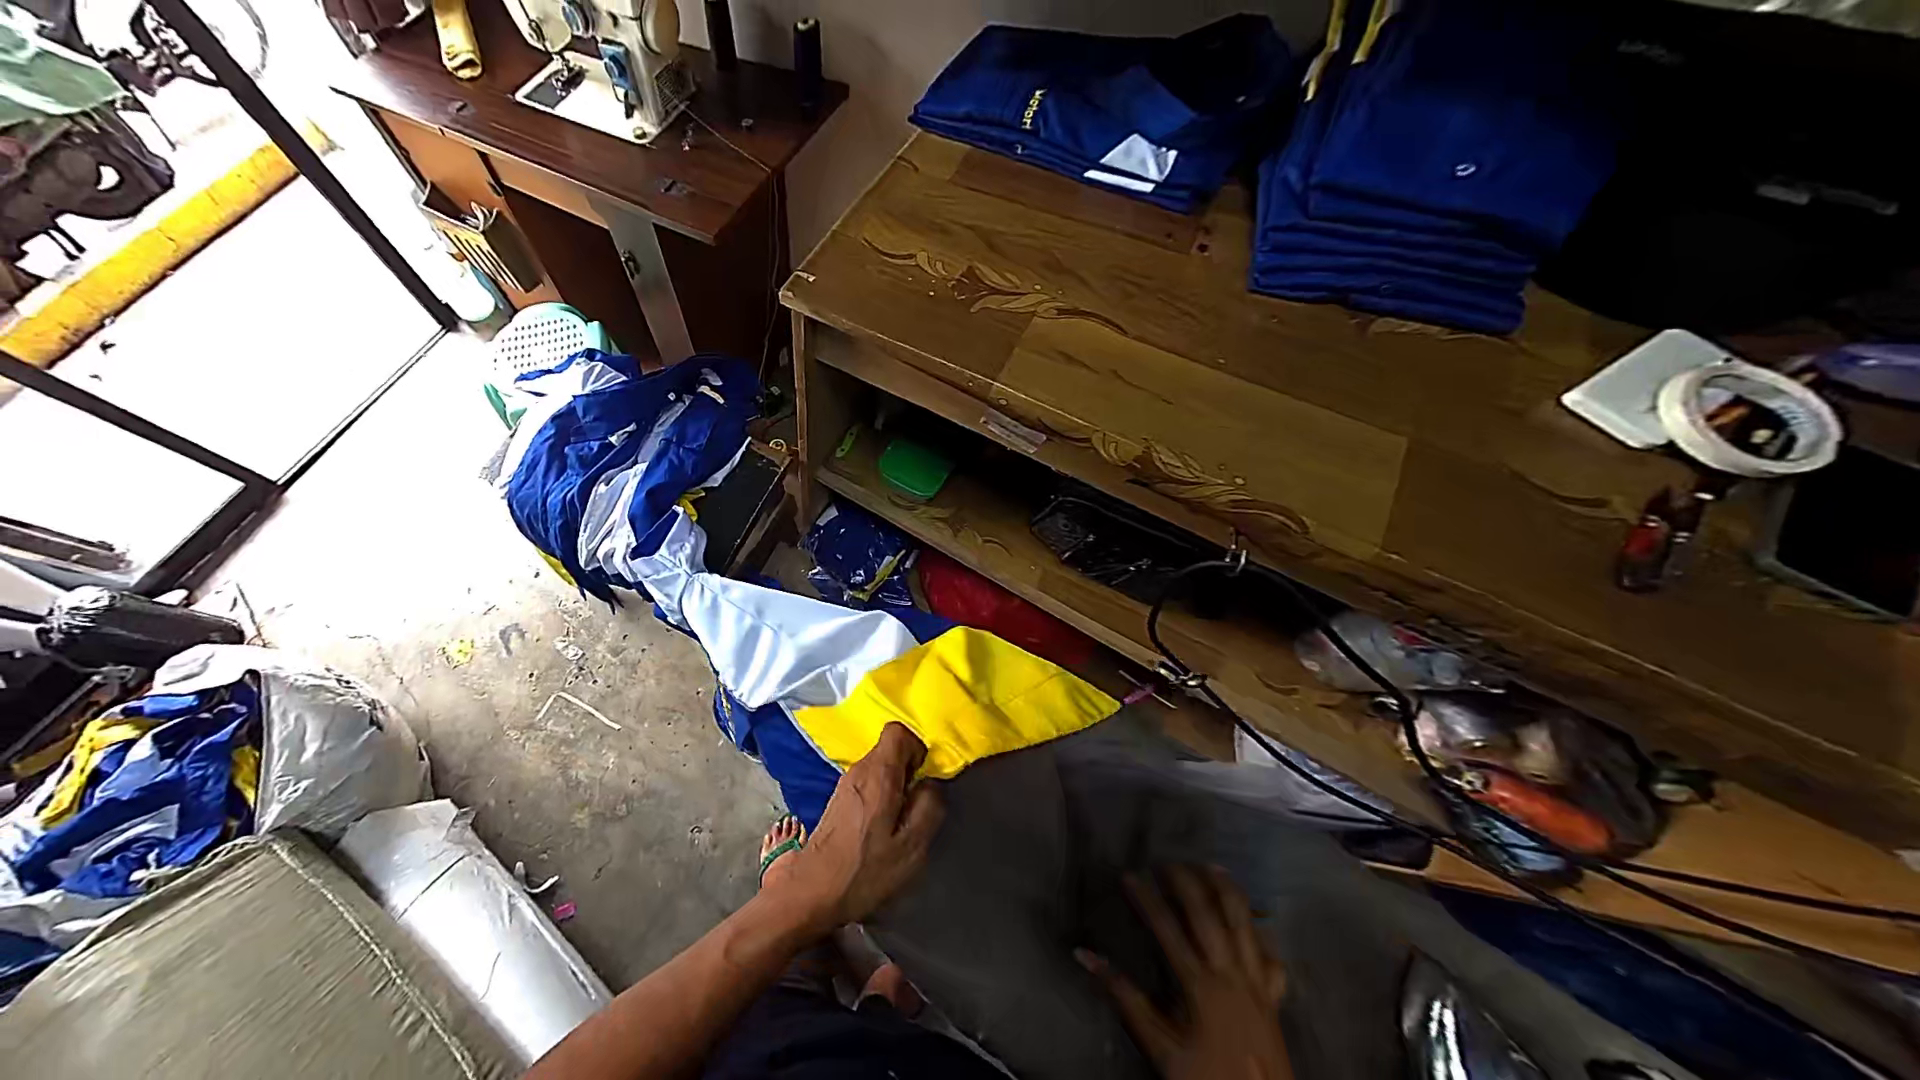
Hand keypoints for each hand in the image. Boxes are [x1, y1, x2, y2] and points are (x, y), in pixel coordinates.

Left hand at [770, 722, 944, 935]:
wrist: (810, 893)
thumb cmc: (864, 870)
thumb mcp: (912, 846)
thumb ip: (929, 807)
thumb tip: (931, 784)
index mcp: (878, 774)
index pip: (899, 731)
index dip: (917, 748)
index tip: (924, 777)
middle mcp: (859, 770)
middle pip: (890, 749)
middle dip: (909, 770)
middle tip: (915, 805)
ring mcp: (845, 784)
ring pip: (880, 767)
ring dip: (896, 786)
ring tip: (899, 821)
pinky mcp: (838, 800)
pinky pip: (869, 783)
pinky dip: (881, 796)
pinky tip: (881, 828)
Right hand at [1078, 865, 1292, 1079]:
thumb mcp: (1161, 1050)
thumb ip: (1125, 1000)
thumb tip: (1086, 957)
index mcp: (1201, 986)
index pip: (1167, 928)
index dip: (1147, 898)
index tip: (1130, 875)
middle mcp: (1232, 975)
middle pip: (1208, 914)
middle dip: (1186, 882)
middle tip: (1167, 862)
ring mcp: (1258, 983)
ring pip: (1244, 923)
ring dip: (1226, 890)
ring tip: (1210, 866)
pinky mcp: (1275, 997)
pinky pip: (1270, 952)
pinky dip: (1259, 929)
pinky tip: (1250, 916)